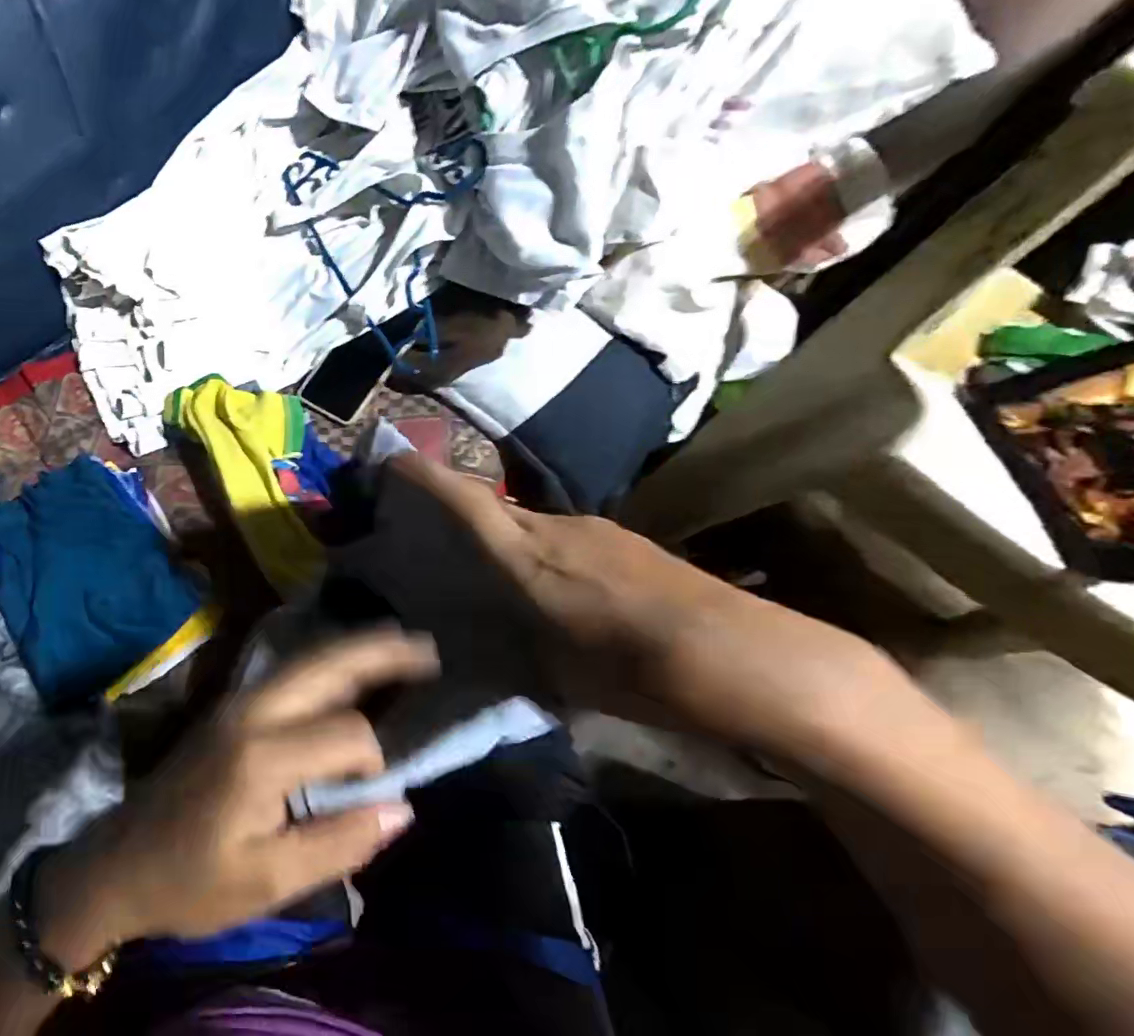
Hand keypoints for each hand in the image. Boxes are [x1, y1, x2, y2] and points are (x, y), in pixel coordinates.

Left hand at [32, 632, 434, 967]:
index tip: (374, 794)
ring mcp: (238, 701)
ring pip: (309, 659)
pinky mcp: (232, 706)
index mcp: (262, 756)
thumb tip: (402, 806)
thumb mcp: (268, 882)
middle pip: (327, 664)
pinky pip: (293, 672)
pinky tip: (352, 669)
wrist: (117, 864)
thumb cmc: (192, 881)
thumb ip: (339, 843)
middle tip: (427, 648)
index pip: (348, 735)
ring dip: (357, 649)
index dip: (375, 761)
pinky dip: (332, 662)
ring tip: (402, 644)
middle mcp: (252, 711)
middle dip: (380, 651)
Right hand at [343, 454, 919, 760]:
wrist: (743, 656)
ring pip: (532, 526)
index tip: (390, 458)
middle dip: (456, 513)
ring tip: (489, 572)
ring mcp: (600, 530)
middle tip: (428, 536)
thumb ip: (513, 651)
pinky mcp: (628, 542)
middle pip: (495, 511)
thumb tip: (480, 650)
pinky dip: (544, 553)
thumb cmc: (635, 671)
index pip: (467, 505)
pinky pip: (567, 538)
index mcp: (533, 558)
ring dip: (505, 540)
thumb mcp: (558, 675)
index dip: (426, 479)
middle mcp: (561, 529)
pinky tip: (554, 587)